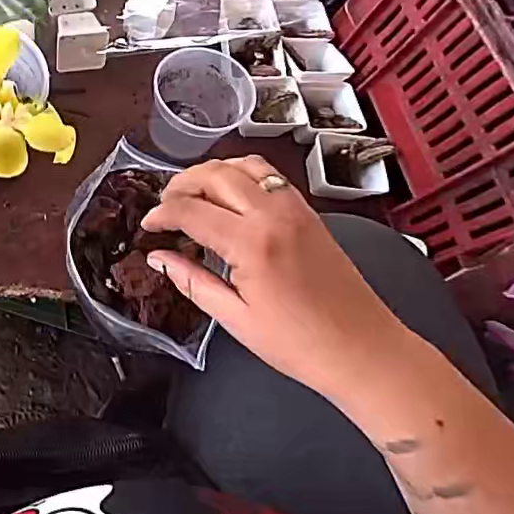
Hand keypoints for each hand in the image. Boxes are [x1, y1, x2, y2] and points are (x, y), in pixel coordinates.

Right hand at [142, 156, 413, 401]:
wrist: (363, 349)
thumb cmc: (303, 343)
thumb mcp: (236, 319)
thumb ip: (192, 281)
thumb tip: (160, 259)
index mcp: (252, 243)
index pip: (191, 210)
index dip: (162, 214)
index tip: (150, 224)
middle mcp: (273, 214)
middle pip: (214, 175)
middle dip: (180, 184)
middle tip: (165, 205)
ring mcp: (294, 208)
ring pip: (242, 165)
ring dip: (211, 171)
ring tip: (193, 192)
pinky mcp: (308, 211)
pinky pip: (269, 174)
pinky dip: (241, 173)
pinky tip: (230, 193)